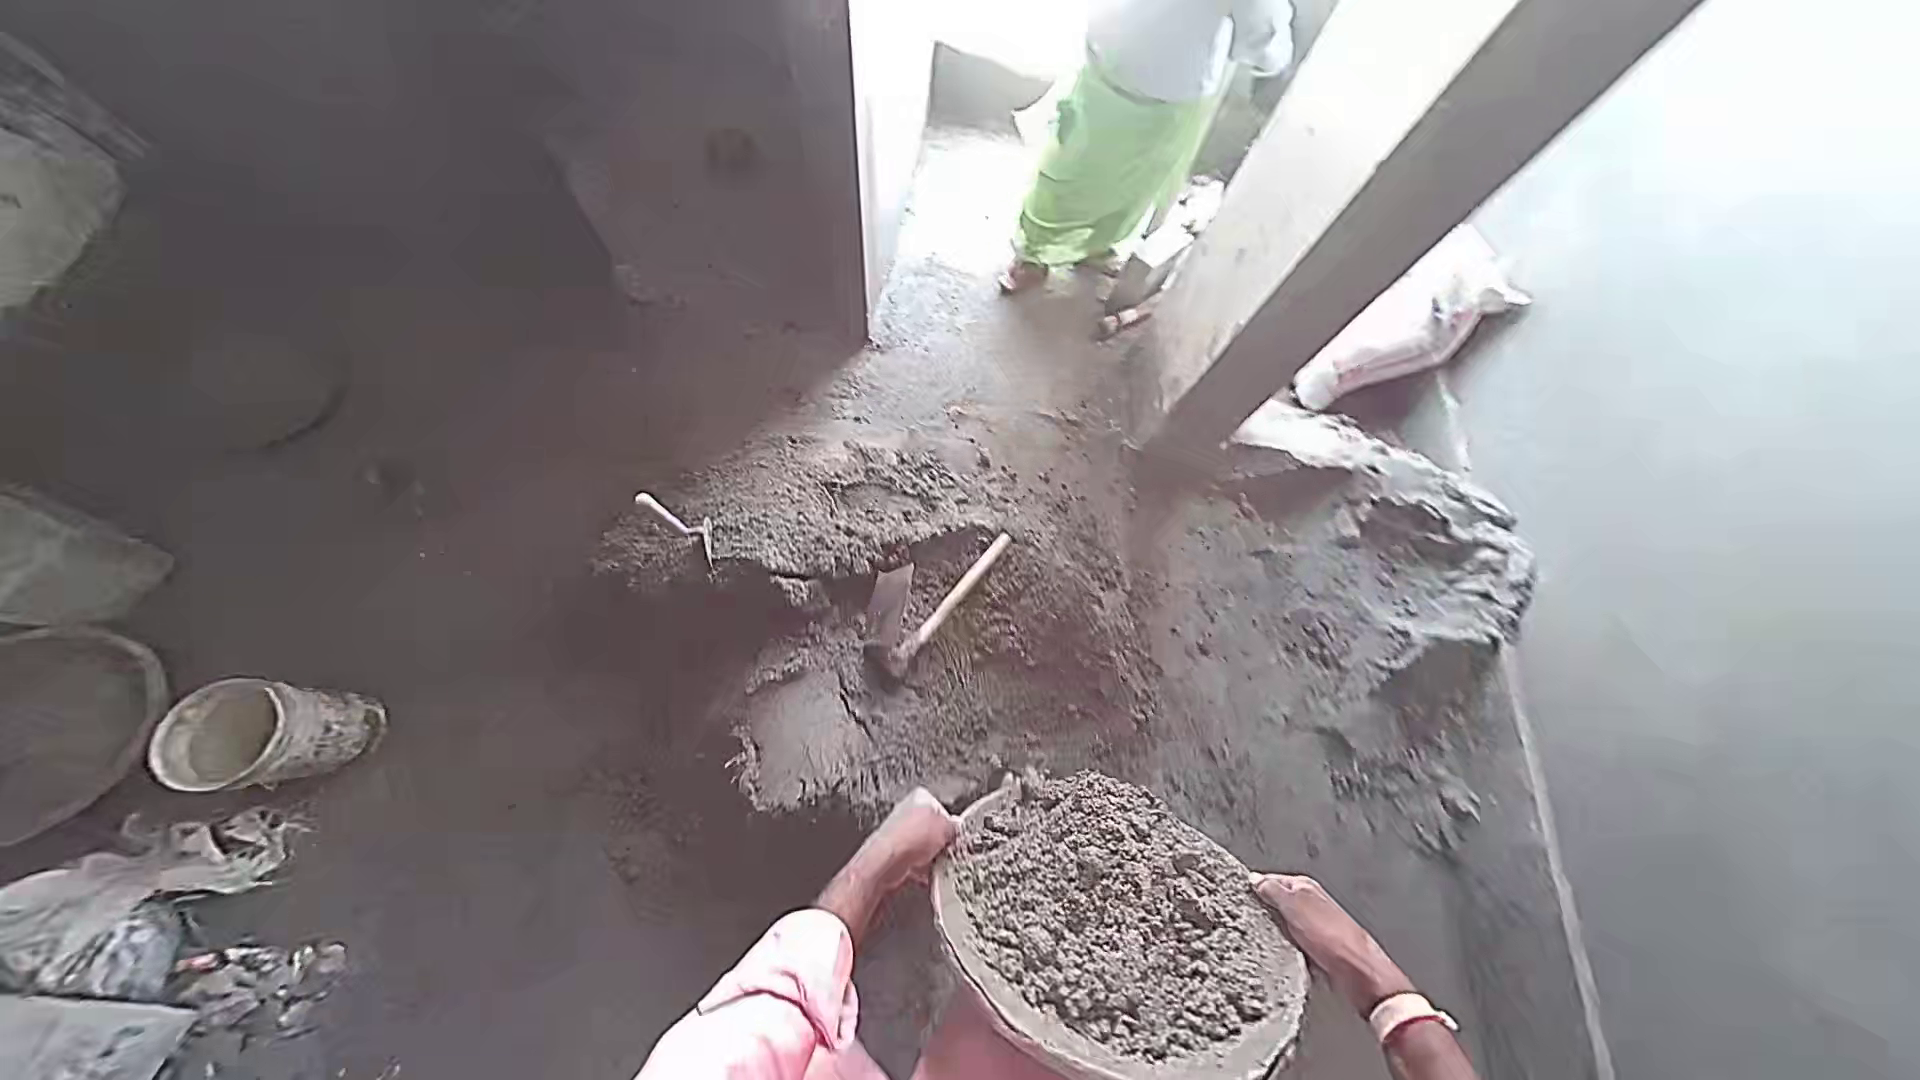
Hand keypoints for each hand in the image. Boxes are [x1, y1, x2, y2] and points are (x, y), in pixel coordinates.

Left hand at [865, 787, 961, 890]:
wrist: (887, 862)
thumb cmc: (908, 837)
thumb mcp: (946, 828)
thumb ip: (955, 828)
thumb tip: (959, 832)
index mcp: (919, 798)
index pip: (941, 808)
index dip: (952, 823)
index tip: (958, 834)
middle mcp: (906, 813)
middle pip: (932, 828)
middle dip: (941, 841)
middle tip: (951, 850)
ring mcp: (898, 834)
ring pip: (923, 847)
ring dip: (932, 857)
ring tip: (941, 864)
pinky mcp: (894, 855)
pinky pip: (914, 862)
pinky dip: (922, 868)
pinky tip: (929, 875)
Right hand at [1251, 873, 1415, 1013]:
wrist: (1364, 977)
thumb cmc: (1334, 939)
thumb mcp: (1294, 906)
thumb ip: (1272, 889)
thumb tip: (1255, 878)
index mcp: (1305, 886)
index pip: (1269, 880)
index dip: (1255, 889)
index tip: (1244, 899)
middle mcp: (1311, 903)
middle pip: (1277, 904)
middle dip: (1266, 914)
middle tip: (1257, 923)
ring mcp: (1317, 927)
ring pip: (1284, 926)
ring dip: (1277, 935)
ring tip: (1273, 942)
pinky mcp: (1320, 949)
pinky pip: (1295, 946)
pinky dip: (1289, 950)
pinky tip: (1287, 955)